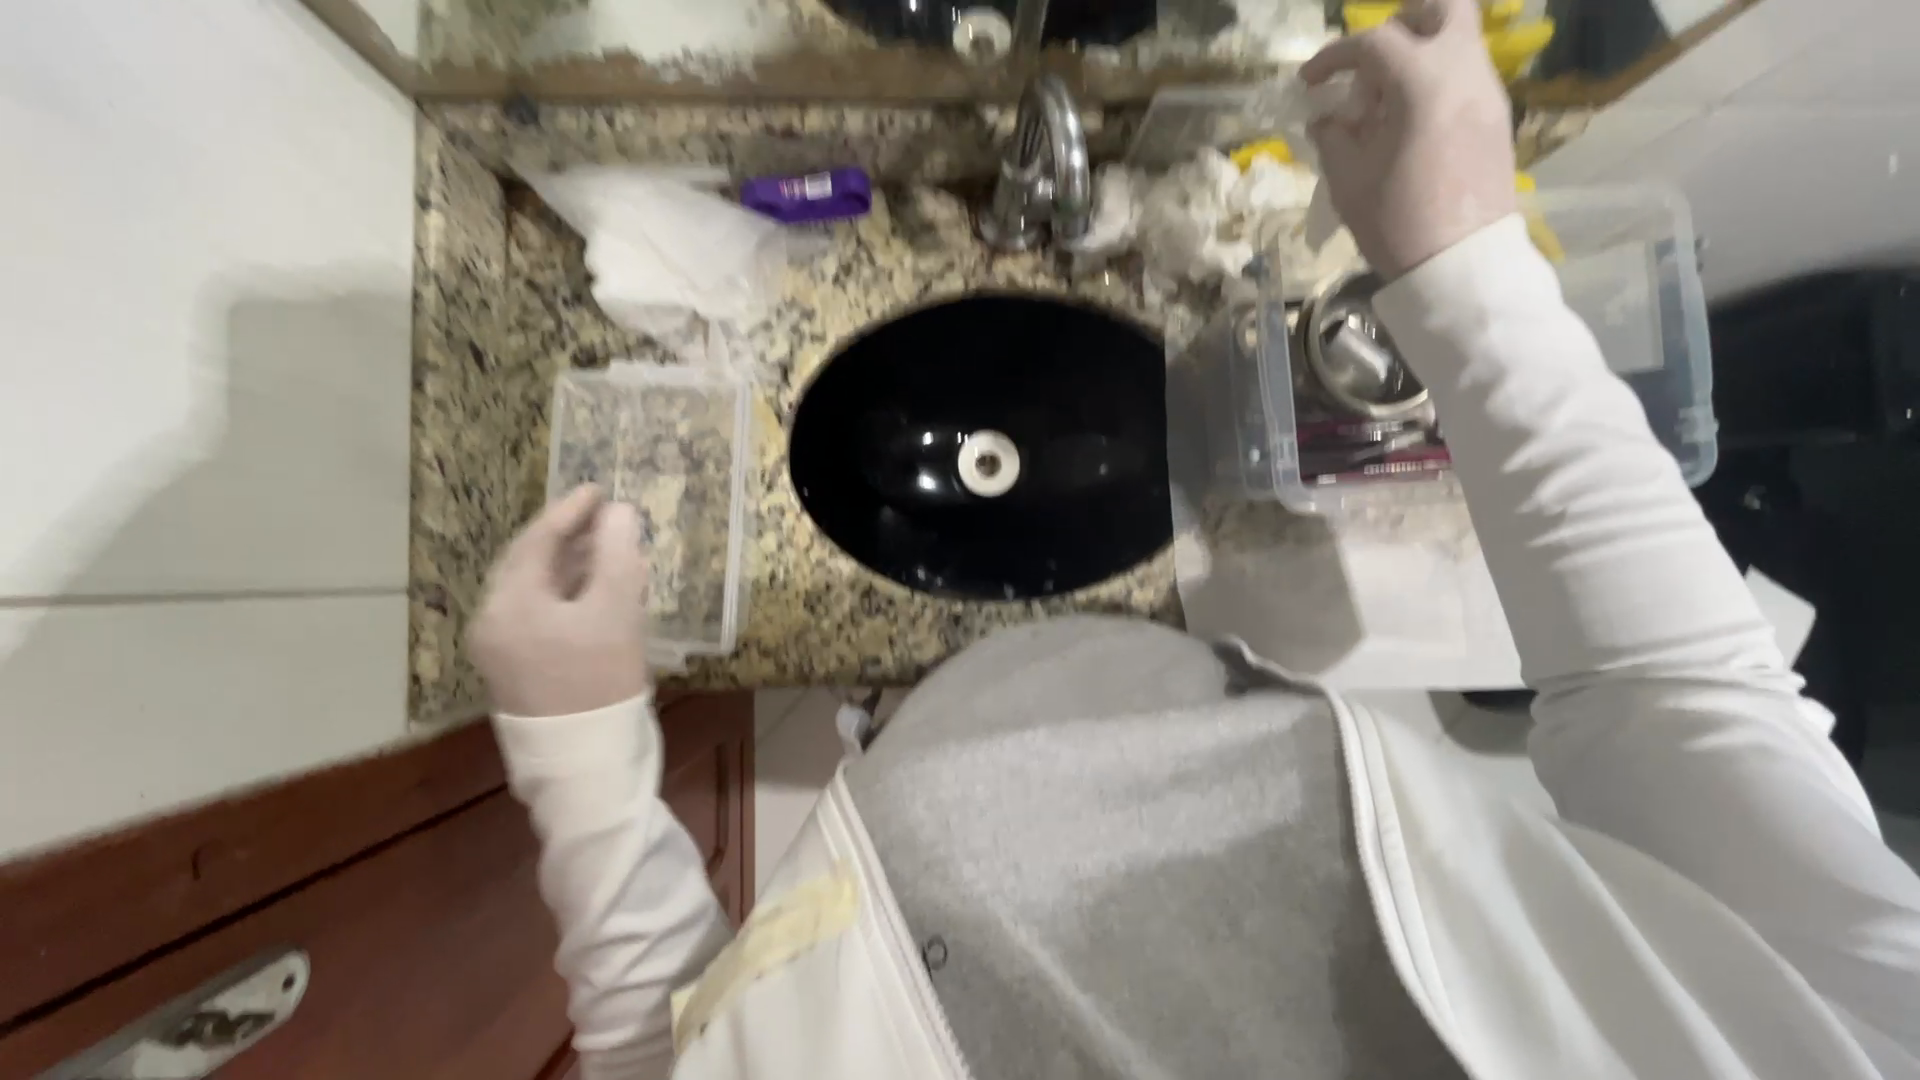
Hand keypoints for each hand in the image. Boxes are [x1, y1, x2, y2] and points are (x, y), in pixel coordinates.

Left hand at [470, 484, 651, 717]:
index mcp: (507, 604)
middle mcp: (493, 621)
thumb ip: (617, 554)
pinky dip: (571, 595)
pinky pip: (543, 615)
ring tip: (612, 550)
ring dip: (575, 566)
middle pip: (532, 564)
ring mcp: (502, 648)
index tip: (599, 489)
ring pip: (539, 590)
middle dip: (572, 537)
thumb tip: (619, 512)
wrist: (586, 758)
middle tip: (608, 518)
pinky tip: (601, 591)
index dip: (571, 511)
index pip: (537, 541)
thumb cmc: (599, 681)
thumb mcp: (615, 610)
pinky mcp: (520, 667)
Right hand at [1302, 0, 1516, 279]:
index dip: (1333, 57)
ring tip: (1385, 102)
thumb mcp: (1347, 181)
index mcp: (1422, 82)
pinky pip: (1464, 72)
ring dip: (1417, 54)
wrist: (1458, 262)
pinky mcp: (1496, 114)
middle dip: (1398, 24)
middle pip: (1440, 8)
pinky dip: (1434, 79)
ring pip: (1456, 38)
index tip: (1309, 82)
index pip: (1372, 43)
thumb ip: (1333, 136)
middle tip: (1367, 62)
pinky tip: (1409, 122)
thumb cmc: (1396, 222)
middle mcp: (1463, 69)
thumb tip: (1327, 117)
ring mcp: (1487, 89)